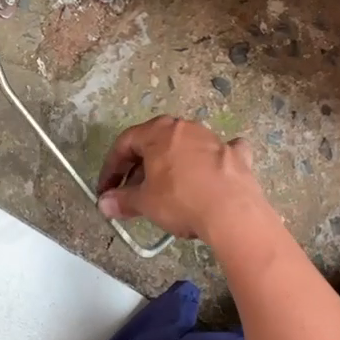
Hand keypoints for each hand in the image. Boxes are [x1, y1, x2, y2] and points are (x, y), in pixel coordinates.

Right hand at [95, 116, 274, 240]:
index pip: (124, 143)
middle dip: (140, 166)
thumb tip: (104, 204)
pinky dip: (210, 161)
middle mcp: (184, 127)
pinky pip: (218, 152)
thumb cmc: (181, 200)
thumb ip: (122, 200)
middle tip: (132, 190)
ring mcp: (212, 138)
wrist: (232, 213)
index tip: (107, 189)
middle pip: (154, 142)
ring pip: (184, 146)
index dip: (111, 168)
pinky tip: (210, 173)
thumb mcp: (145, 203)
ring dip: (170, 164)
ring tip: (165, 190)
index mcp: (158, 132)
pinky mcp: (236, 154)